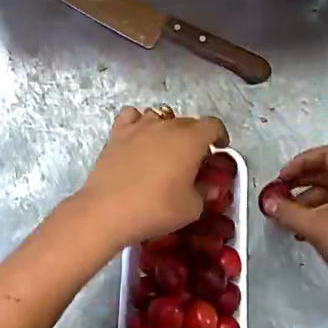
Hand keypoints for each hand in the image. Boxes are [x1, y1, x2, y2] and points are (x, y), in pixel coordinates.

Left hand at [73, 107, 228, 246]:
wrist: (107, 211)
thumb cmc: (155, 209)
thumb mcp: (191, 208)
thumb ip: (204, 192)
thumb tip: (208, 185)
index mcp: (190, 139)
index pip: (213, 125)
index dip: (219, 136)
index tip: (219, 148)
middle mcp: (166, 126)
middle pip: (188, 121)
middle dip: (195, 136)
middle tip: (193, 159)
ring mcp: (139, 126)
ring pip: (160, 116)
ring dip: (168, 128)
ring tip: (165, 148)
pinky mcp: (117, 134)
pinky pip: (131, 116)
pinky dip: (139, 122)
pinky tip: (139, 137)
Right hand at [261, 146, 327, 311]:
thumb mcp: (321, 231)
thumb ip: (291, 213)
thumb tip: (268, 202)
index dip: (302, 161)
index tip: (282, 178)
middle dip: (303, 183)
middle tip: (280, 196)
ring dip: (311, 203)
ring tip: (290, 219)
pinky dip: (325, 217)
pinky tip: (309, 234)